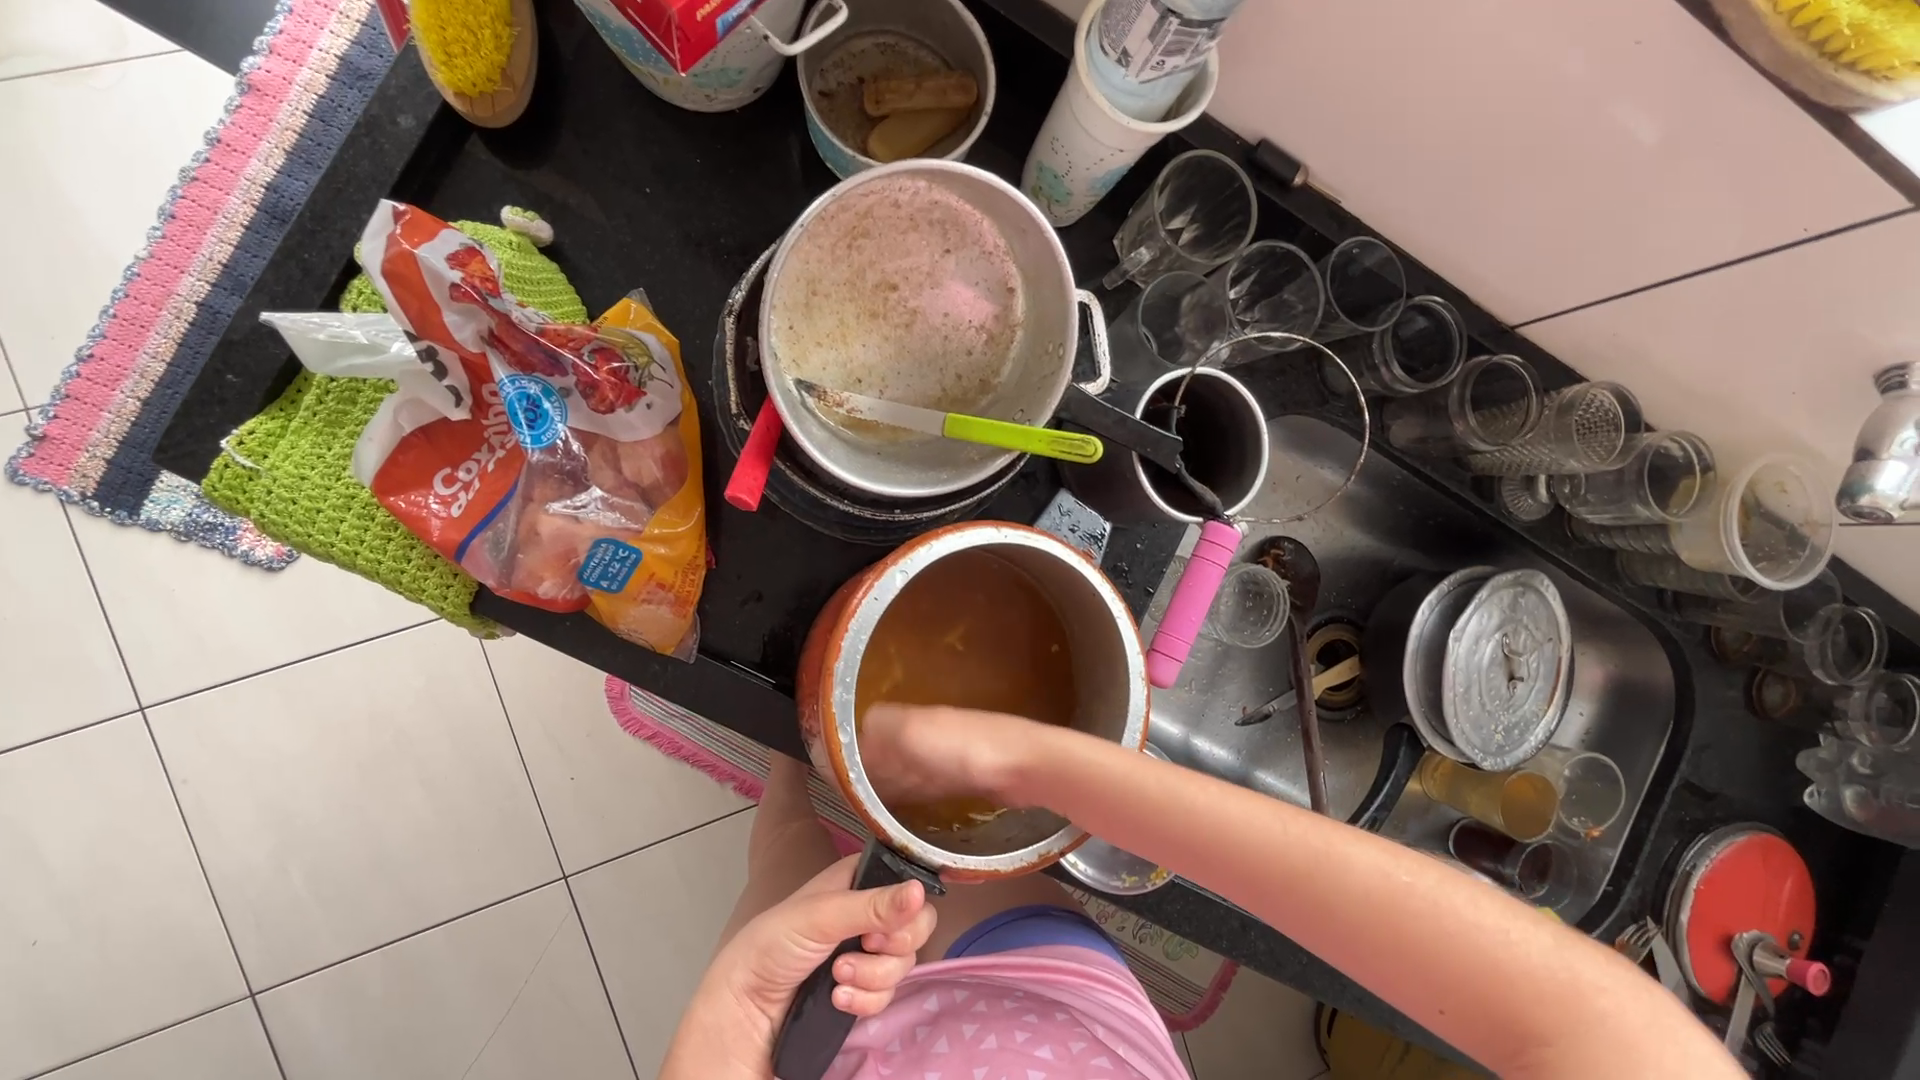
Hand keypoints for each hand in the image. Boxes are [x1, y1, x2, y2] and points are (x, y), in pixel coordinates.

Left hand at [667, 853, 937, 1078]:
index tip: (887, 920)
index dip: (906, 903)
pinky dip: (866, 1000)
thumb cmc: (773, 946)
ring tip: (836, 978)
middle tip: (864, 947)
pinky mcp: (864, 991)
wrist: (745, 1012)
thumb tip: (919, 891)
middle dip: (892, 944)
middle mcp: (867, 914)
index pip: (907, 881)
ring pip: (903, 963)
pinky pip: (888, 995)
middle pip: (916, 924)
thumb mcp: (821, 916)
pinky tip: (839, 1000)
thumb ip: (873, 905)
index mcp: (856, 882)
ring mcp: (866, 954)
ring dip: (872, 975)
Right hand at [859, 704, 1057, 807]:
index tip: (837, 779)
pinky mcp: (964, 779)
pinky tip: (907, 815)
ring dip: (889, 789)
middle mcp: (925, 733)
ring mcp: (946, 756)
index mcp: (908, 720)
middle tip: (850, 802)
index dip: (850, 754)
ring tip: (871, 814)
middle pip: (886, 753)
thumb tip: (844, 746)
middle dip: (868, 774)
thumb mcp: (911, 734)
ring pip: (907, 772)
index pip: (868, 731)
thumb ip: (876, 737)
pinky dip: (913, 799)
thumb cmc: (965, 749)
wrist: (1026, 766)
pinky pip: (928, 789)